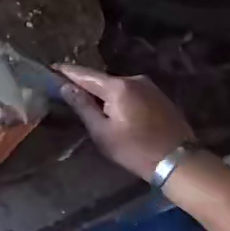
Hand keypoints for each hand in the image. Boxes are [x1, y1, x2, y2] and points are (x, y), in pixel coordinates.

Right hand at [56, 64, 196, 181]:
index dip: (65, 72)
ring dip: (102, 93)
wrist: (180, 162)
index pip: (84, 74)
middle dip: (84, 84)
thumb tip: (65, 87)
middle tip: (65, 90)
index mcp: (118, 86)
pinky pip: (130, 92)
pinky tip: (112, 109)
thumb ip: (83, 106)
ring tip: (87, 102)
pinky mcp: (159, 96)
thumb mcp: (102, 132)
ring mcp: (149, 87)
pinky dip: (118, 97)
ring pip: (116, 86)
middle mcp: (134, 79)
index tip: (49, 68)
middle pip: (101, 79)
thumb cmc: (136, 150)